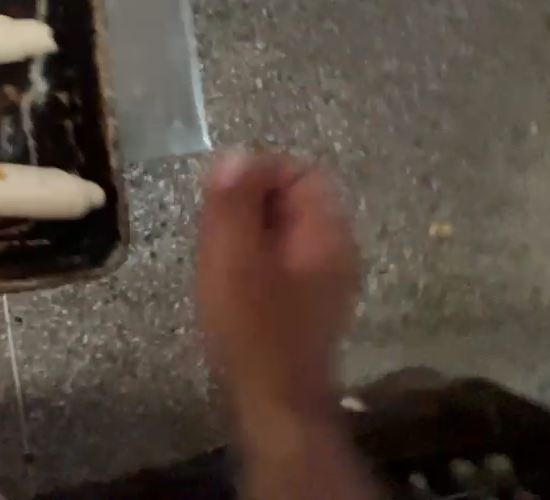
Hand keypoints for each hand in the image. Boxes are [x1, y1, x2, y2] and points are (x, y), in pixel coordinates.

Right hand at [197, 152, 360, 433]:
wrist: (272, 394)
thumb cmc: (250, 320)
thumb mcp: (231, 252)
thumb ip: (233, 200)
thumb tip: (235, 154)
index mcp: (326, 234)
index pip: (301, 171)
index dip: (257, 170)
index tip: (219, 191)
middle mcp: (335, 248)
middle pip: (292, 194)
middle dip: (247, 198)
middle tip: (214, 222)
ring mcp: (324, 272)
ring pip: (281, 222)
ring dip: (244, 223)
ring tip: (217, 247)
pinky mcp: (307, 291)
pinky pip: (279, 247)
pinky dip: (251, 246)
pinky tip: (229, 270)